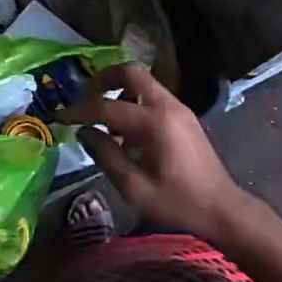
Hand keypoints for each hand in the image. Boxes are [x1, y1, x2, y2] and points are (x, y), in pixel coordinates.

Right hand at [65, 63, 257, 243]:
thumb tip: (83, 132)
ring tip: (105, 121)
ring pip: (143, 82)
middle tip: (85, 98)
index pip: (107, 107)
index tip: (60, 116)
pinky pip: (152, 96)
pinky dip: (133, 102)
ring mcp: (179, 108)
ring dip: (119, 91)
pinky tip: (126, 132)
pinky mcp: (183, 116)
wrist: (222, 208)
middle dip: (104, 79)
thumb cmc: (177, 202)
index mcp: (155, 122)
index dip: (80, 110)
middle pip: (131, 73)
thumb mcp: (134, 187)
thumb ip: (106, 155)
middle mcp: (168, 105)